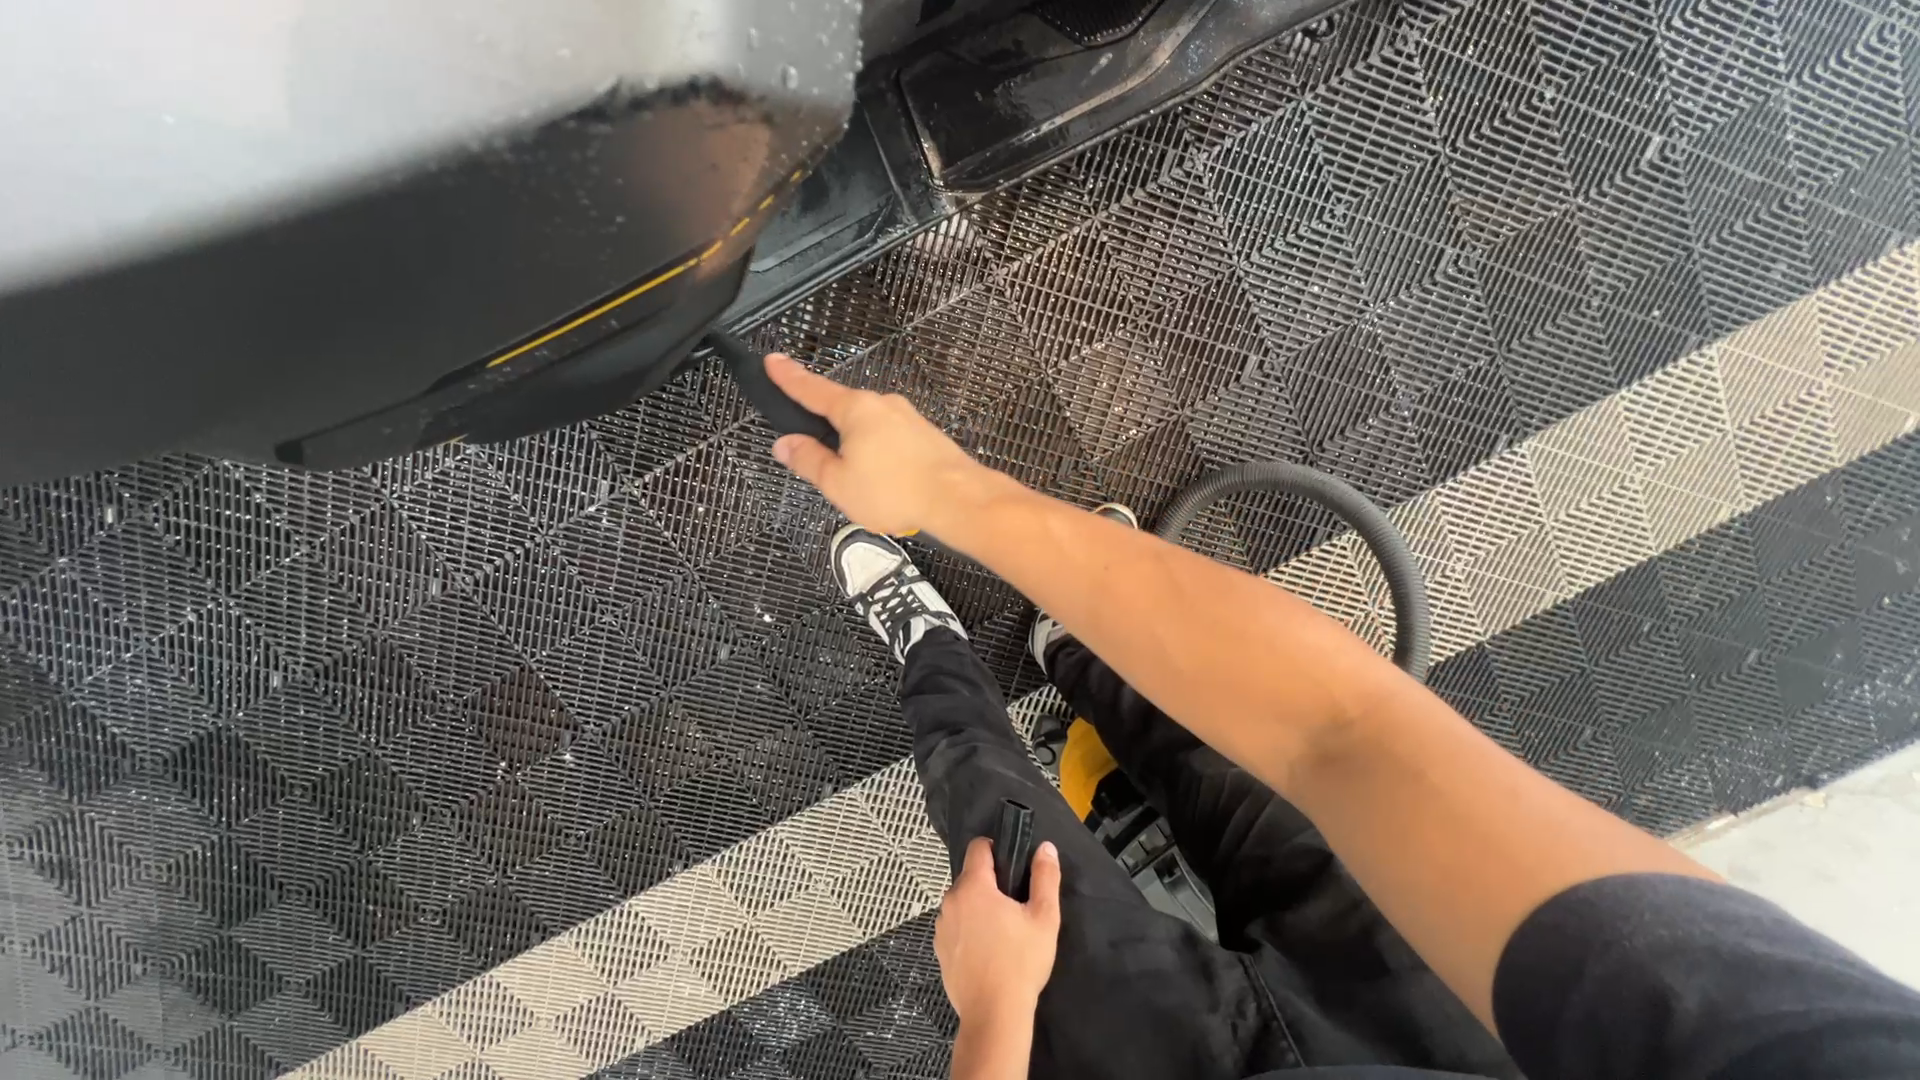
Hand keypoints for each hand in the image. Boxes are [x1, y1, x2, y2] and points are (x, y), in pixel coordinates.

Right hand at [764, 353, 998, 534]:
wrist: (958, 499)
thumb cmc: (898, 492)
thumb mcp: (838, 483)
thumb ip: (808, 460)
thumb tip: (785, 445)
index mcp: (855, 410)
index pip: (812, 388)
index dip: (788, 376)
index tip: (774, 360)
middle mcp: (883, 405)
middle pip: (843, 410)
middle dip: (828, 431)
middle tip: (821, 459)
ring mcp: (907, 418)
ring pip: (869, 429)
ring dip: (858, 450)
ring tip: (861, 485)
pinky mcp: (925, 435)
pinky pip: (891, 440)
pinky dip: (881, 457)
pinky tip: (886, 483)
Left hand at [935, 837, 1061, 1025]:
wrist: (994, 1014)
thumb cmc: (1021, 962)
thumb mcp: (1044, 917)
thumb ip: (1045, 877)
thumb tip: (1045, 847)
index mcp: (973, 886)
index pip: (977, 847)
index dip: (995, 849)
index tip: (1012, 867)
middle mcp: (951, 900)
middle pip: (969, 876)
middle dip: (989, 883)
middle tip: (1013, 906)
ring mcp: (941, 925)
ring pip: (961, 901)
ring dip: (977, 906)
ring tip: (1001, 931)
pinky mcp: (939, 949)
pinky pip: (954, 925)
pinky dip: (967, 929)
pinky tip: (986, 950)